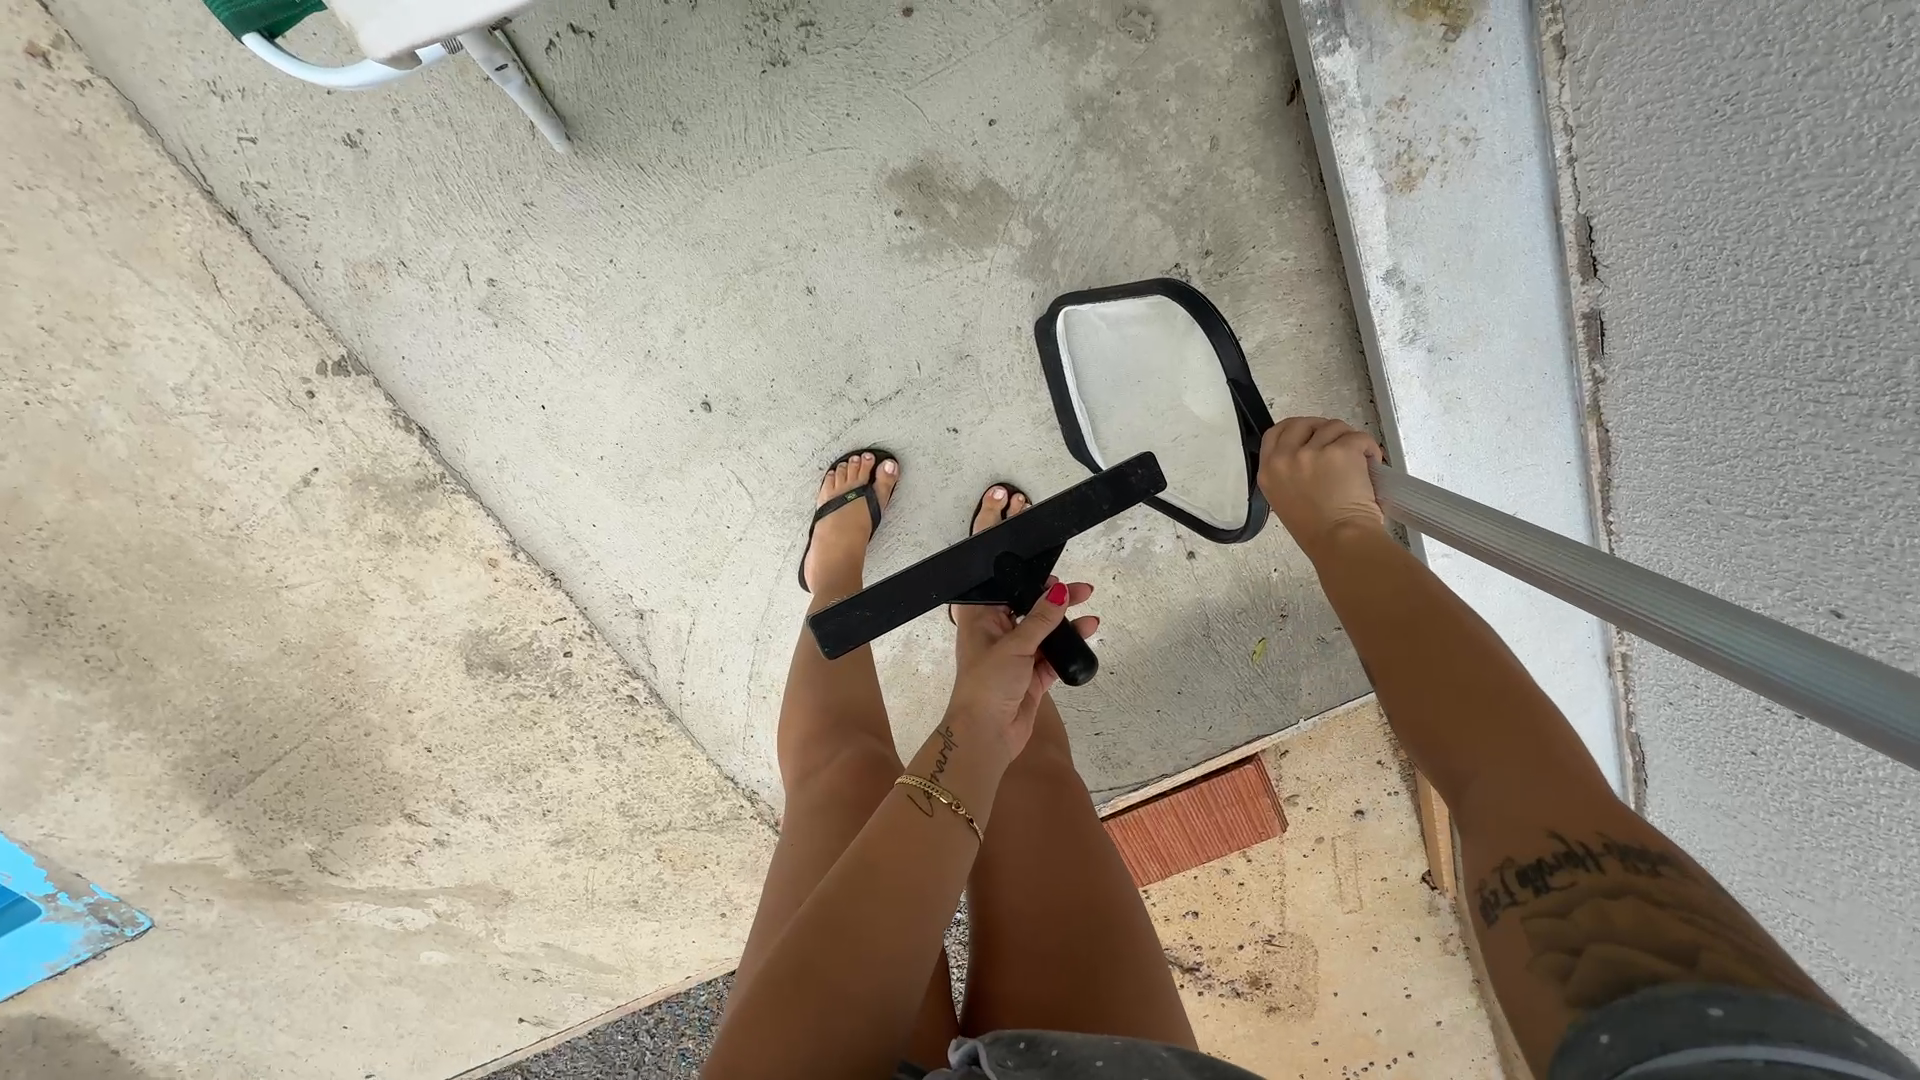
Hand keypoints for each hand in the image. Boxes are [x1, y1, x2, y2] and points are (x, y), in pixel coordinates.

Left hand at [946, 579, 1098, 763]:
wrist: (987, 735)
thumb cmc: (987, 684)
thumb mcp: (1015, 645)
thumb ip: (1041, 618)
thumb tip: (1060, 592)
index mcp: (980, 621)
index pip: (1006, 592)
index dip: (1029, 583)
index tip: (1054, 578)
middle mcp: (996, 636)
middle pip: (1029, 612)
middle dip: (1055, 602)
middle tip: (1082, 591)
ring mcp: (1014, 657)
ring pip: (1044, 635)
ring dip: (1065, 626)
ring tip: (1089, 615)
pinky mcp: (1030, 677)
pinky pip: (1052, 657)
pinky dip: (1068, 648)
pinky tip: (1085, 635)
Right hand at [1258, 416, 1386, 560]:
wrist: (1339, 539)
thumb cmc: (1316, 530)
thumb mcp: (1283, 499)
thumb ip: (1287, 474)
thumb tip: (1308, 456)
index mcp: (1268, 471)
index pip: (1274, 433)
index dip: (1295, 429)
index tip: (1310, 435)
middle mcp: (1285, 458)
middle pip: (1302, 423)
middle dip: (1322, 429)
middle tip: (1338, 444)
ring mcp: (1312, 453)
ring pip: (1334, 427)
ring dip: (1348, 441)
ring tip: (1358, 462)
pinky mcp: (1340, 451)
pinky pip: (1358, 437)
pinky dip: (1369, 448)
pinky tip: (1371, 464)